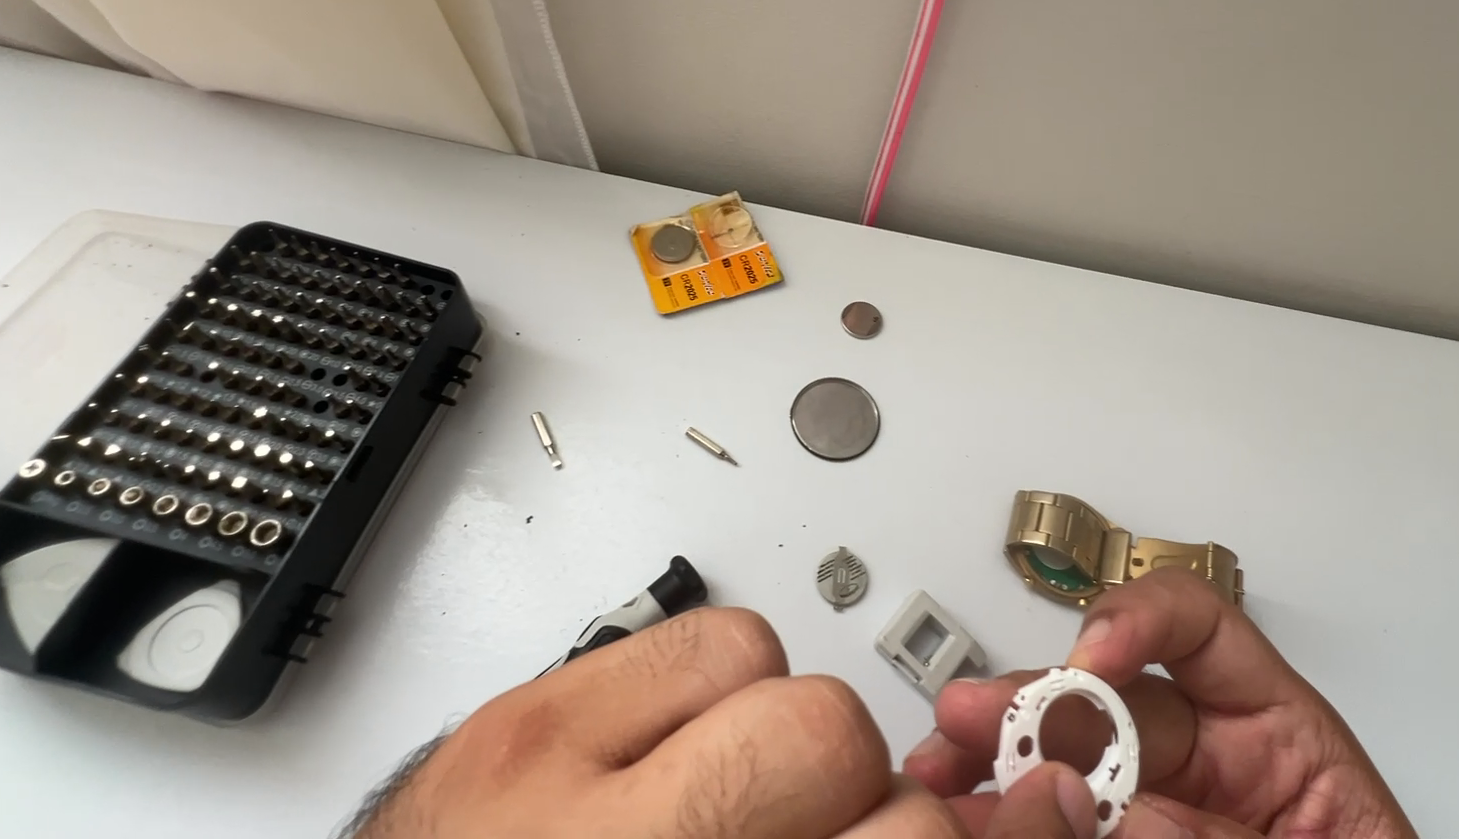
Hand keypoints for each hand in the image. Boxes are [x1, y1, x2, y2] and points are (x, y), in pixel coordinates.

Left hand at [347, 606, 1101, 837]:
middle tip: (841, 826)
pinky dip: (716, 681)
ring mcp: (539, 758)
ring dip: (786, 717)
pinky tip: (692, 750)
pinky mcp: (514, 713)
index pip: (890, 835)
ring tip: (756, 784)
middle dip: (867, 784)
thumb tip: (937, 824)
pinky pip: (673, 639)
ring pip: (754, 654)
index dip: (942, 836)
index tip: (943, 836)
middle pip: (826, 731)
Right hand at [903, 570, 1417, 837]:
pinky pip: (1059, 818)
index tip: (1091, 656)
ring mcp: (1158, 804)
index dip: (1141, 617)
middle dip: (1034, 699)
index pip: (1201, 628)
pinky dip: (1005, 816)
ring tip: (940, 769)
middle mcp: (1202, 753)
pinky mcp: (1113, 837)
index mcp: (1273, 733)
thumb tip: (1120, 813)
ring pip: (1064, 758)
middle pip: (1107, 698)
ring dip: (998, 756)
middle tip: (966, 714)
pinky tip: (960, 814)